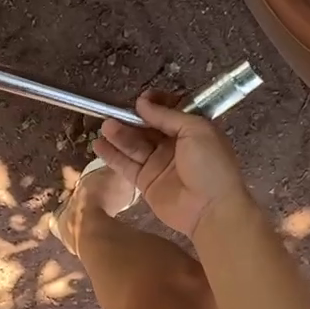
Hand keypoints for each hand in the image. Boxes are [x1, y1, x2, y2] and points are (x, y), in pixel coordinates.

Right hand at [93, 90, 251, 236]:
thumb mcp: (196, 130)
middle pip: (147, 127)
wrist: (210, 209)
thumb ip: (167, 115)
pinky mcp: (145, 182)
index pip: (168, 111)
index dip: (154, 104)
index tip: (141, 99)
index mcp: (191, 129)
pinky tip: (98, 144)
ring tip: (106, 126)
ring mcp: (158, 164)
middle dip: (132, 119)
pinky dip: (112, 155)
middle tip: (115, 113)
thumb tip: (143, 102)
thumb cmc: (210, 165)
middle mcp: (173, 145)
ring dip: (119, 134)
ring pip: (134, 144)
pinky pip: (125, 165)